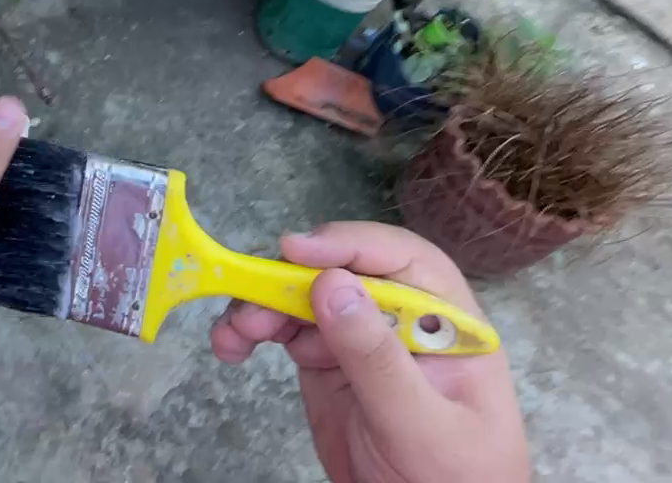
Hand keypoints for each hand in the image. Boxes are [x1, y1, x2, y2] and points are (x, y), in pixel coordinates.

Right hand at [209, 222, 527, 482]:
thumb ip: (377, 357)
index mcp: (442, 322)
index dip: (348, 244)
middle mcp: (396, 316)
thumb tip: (332, 283)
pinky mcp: (321, 355)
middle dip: (285, 280)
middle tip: (248, 302)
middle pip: (335, 270)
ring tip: (233, 334)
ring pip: (298, 293)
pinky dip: (249, 329)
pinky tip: (230, 345)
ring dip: (258, 304)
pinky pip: (280, 325)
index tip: (296, 251)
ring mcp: (356, 335)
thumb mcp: (419, 427)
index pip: (399, 259)